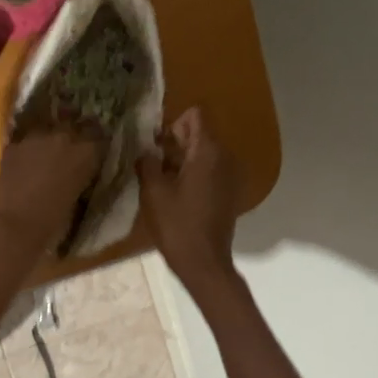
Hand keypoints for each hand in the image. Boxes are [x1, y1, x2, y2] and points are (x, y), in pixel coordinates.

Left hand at [0, 128, 103, 251]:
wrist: (17, 226)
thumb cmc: (55, 221)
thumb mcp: (78, 196)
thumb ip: (80, 175)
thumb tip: (77, 169)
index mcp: (87, 152)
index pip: (99, 134)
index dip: (95, 140)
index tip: (93, 146)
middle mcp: (65, 136)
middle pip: (73, 122)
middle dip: (73, 130)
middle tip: (68, 144)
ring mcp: (36, 137)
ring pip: (46, 125)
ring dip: (48, 135)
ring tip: (44, 147)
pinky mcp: (13, 145)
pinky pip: (23, 139)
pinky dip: (26, 147)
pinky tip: (23, 159)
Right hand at [139, 107, 235, 285]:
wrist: (204, 262)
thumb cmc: (176, 225)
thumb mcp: (153, 192)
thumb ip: (148, 163)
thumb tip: (147, 150)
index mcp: (208, 151)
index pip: (195, 115)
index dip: (173, 124)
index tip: (157, 146)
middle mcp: (225, 157)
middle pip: (200, 133)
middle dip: (175, 143)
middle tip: (153, 166)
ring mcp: (231, 175)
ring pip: (205, 153)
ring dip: (183, 161)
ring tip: (163, 183)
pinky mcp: (230, 191)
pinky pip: (211, 170)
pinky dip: (194, 175)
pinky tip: (178, 196)